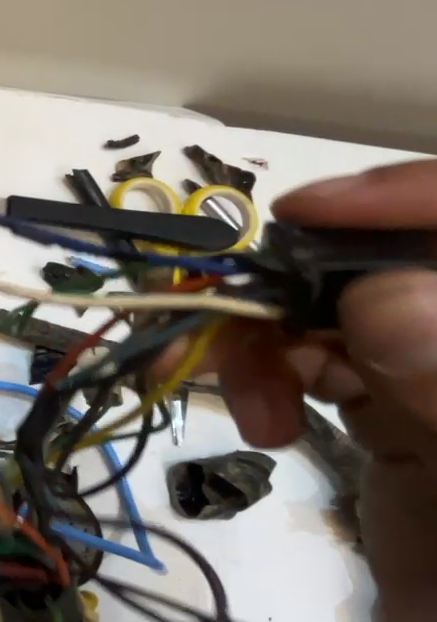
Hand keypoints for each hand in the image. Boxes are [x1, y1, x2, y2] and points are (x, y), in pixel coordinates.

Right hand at [199, 160, 436, 621]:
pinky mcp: (398, 416)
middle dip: (291, 287)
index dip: (403, 199)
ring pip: (332, 312)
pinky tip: (260, 422)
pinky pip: (313, 364)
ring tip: (243, 407)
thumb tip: (382, 291)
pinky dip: (264, 378)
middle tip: (218, 321)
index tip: (299, 216)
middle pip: (383, 267)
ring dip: (260, 342)